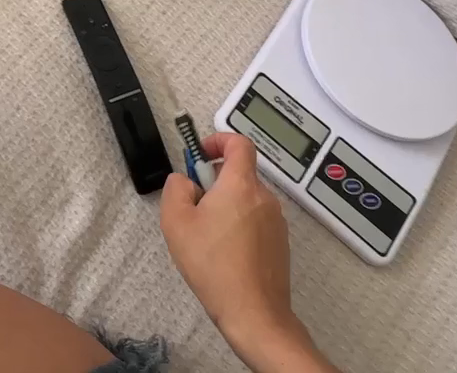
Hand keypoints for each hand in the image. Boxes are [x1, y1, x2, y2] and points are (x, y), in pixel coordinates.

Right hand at [161, 133, 334, 371]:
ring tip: (207, 233)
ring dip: (226, 204)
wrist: (254, 315)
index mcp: (241, 185)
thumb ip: (176, 188)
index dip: (219, 141)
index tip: (200, 154)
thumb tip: (185, 181)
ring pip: (246, 198)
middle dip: (214, 180)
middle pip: (239, 173)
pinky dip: (239, 224)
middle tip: (194, 204)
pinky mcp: (280, 244)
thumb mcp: (176, 221)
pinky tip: (224, 251)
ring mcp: (277, 222)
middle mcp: (265, 198)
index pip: (239, 143)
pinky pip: (256, 219)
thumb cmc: (213, 264)